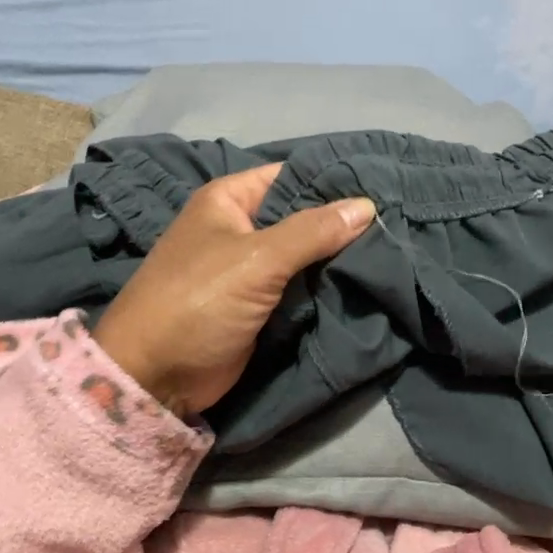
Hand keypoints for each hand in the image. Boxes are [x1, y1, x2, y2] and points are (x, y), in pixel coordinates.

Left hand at [91, 164, 375, 417]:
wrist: (156, 376)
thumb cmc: (199, 302)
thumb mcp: (258, 259)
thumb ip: (313, 231)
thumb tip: (367, 206)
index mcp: (229, 200)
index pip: (291, 177)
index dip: (333, 182)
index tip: (383, 188)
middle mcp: (239, 229)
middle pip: (301, 218)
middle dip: (342, 226)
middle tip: (396, 227)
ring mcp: (248, 270)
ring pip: (304, 257)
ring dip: (337, 262)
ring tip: (392, 254)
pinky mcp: (258, 307)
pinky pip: (298, 290)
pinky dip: (324, 290)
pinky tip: (363, 285)